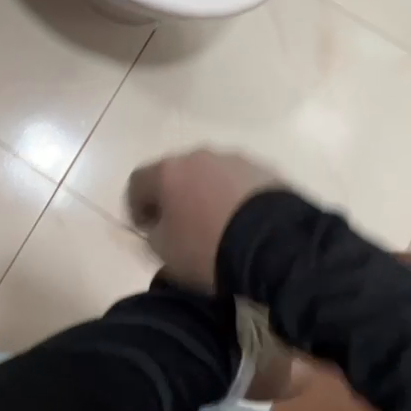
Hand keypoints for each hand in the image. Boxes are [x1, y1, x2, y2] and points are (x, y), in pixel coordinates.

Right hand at [126, 148, 285, 291]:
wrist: (274, 243)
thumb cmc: (208, 248)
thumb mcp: (166, 253)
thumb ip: (153, 235)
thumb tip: (158, 226)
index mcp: (166, 172)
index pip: (137, 182)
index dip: (136, 206)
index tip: (146, 229)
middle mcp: (196, 156)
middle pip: (175, 173)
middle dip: (174, 196)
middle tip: (181, 225)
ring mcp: (232, 159)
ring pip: (209, 175)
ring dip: (206, 194)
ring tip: (217, 224)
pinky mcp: (263, 169)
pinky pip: (239, 182)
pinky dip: (234, 197)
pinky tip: (243, 221)